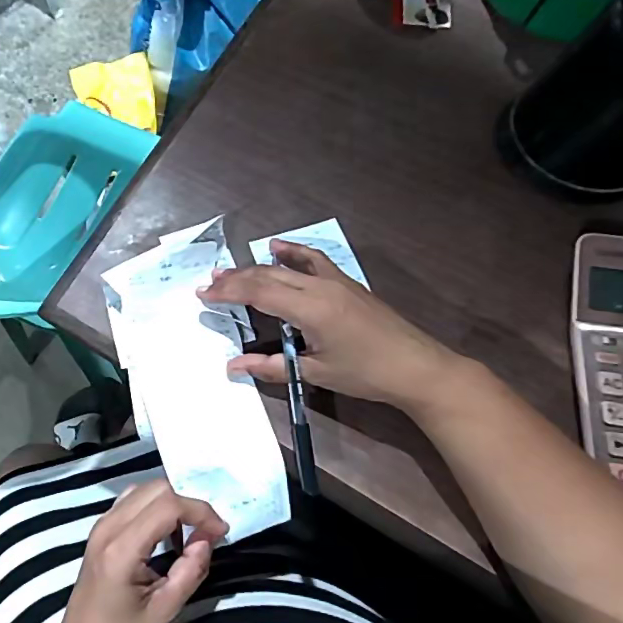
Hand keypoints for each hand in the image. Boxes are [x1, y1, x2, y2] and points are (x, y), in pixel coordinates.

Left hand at [44, 479, 227, 622]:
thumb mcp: (165, 612)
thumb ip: (190, 570)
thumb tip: (209, 537)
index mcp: (121, 548)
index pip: (167, 505)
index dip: (199, 511)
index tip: (221, 531)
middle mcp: (107, 527)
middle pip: (155, 488)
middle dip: (187, 504)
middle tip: (208, 533)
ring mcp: (100, 526)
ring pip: (143, 490)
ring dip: (171, 504)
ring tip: (189, 537)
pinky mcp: (100, 531)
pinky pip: (131, 502)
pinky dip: (154, 508)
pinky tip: (166, 536)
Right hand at [198, 239, 471, 414]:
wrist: (418, 368)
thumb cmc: (366, 374)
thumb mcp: (316, 373)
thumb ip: (272, 366)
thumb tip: (233, 365)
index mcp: (310, 309)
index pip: (259, 293)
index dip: (229, 292)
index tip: (204, 294)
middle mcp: (320, 288)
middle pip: (268, 275)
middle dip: (236, 279)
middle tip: (209, 283)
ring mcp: (335, 282)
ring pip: (286, 267)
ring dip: (256, 267)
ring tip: (231, 270)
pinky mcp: (346, 283)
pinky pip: (314, 261)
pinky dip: (293, 253)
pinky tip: (278, 247)